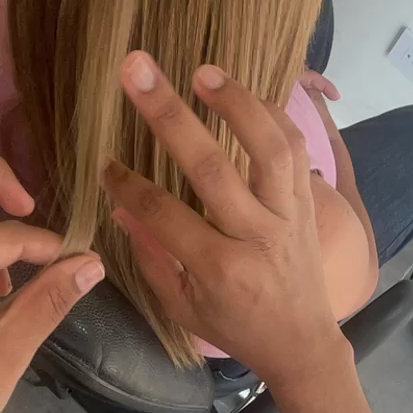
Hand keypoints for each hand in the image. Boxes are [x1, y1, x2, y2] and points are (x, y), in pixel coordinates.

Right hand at [102, 52, 348, 393]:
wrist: (302, 343)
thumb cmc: (237, 329)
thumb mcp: (185, 309)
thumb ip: (152, 261)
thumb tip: (121, 210)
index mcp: (219, 270)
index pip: (164, 215)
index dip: (128, 186)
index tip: (105, 163)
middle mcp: (256, 238)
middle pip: (212, 168)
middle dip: (168, 116)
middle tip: (135, 69)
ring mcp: (287, 217)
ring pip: (268, 149)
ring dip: (236, 102)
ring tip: (202, 71)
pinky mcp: (307, 205)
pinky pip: (295, 151)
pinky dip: (273, 116)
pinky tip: (244, 95)